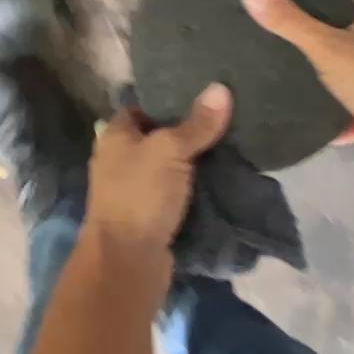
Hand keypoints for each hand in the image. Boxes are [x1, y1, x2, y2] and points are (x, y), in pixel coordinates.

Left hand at [81, 84, 231, 272]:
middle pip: (162, 136)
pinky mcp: (154, 217)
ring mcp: (138, 190)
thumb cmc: (139, 196)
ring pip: (174, 167)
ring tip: (236, 142)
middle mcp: (123, 160)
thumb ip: (196, 124)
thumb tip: (221, 88)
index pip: (144, 104)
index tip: (205, 88)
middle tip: (230, 115)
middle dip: (192, 130)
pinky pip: (181, 194)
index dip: (170, 96)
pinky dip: (200, 188)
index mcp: (116, 136)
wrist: (127, 265)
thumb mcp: (170, 151)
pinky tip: (228, 178)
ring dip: (199, 162)